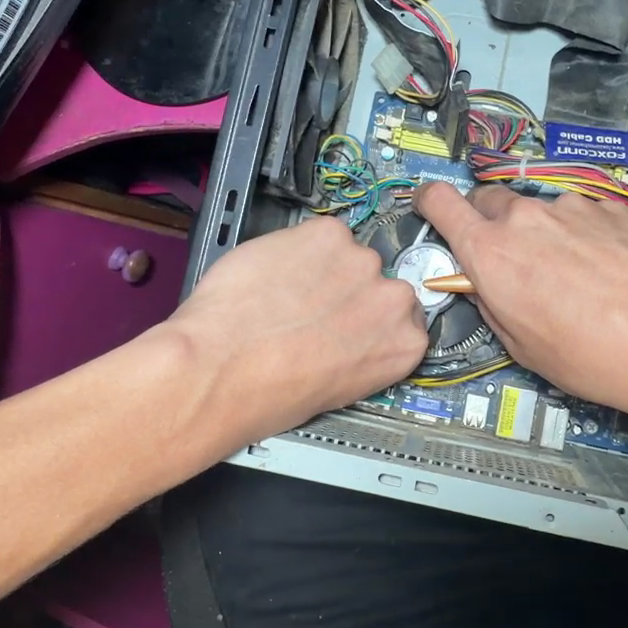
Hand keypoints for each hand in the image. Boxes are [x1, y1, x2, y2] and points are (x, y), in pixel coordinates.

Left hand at [166, 217, 425, 443]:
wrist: (223, 369)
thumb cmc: (269, 395)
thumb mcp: (336, 391)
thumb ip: (358, 352)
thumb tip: (344, 336)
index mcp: (405, 345)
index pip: (403, 314)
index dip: (368, 315)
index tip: (350, 318)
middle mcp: (394, 300)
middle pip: (374, 280)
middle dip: (346, 289)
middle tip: (309, 309)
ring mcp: (362, 262)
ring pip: (345, 254)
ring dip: (321, 266)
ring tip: (283, 293)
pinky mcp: (327, 234)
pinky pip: (317, 233)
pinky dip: (296, 246)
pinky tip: (273, 275)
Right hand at [416, 182, 627, 426]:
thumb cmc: (592, 356)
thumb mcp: (522, 347)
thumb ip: (493, 304)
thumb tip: (488, 286)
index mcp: (491, 252)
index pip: (440, 201)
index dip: (429, 201)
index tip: (430, 207)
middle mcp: (526, 218)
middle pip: (488, 200)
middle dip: (488, 224)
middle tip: (508, 259)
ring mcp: (572, 207)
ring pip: (539, 210)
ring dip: (541, 232)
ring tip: (572, 276)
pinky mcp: (612, 208)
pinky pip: (582, 214)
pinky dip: (582, 234)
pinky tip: (606, 269)